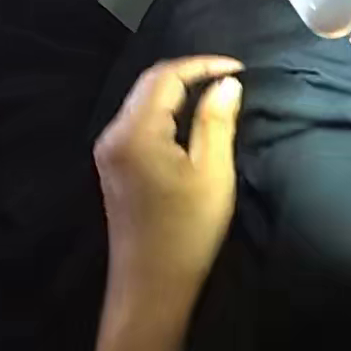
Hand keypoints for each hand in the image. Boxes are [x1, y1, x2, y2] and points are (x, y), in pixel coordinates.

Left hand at [92, 56, 243, 350]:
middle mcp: (114, 134)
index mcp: (135, 133)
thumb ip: (217, 121)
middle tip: (232, 77)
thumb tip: (228, 83)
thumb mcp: (213, 172)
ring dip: (179, 90)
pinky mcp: (116, 165)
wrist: (152, 286)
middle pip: (149, 84)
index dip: (203, 64)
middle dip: (191, 72)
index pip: (165, 76)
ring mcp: (110, 151)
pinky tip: (193, 117)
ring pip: (144, 101)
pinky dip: (168, 109)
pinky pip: (141, 120)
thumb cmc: (189, 230)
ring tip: (218, 91)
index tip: (240, 69)